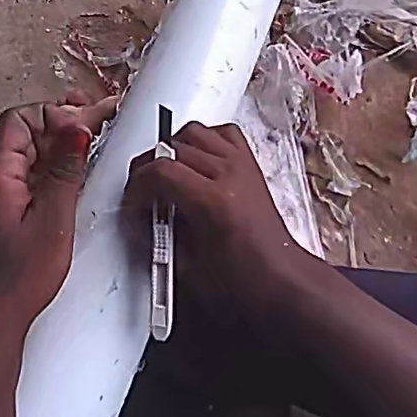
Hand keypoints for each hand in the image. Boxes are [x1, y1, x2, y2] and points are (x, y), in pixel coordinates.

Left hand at [0, 92, 117, 345]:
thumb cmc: (14, 283)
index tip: (87, 121)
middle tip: (98, 124)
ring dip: (58, 147)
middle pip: (24, 134)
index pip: (21, 120)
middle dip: (61, 125)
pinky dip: (51, 171)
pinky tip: (73, 177)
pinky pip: (27, 177)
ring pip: (27, 155)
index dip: (55, 114)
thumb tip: (76, 129)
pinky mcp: (1, 213)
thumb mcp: (52, 221)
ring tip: (92, 145)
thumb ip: (65, 171)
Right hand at [125, 121, 324, 320]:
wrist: (282, 281)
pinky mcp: (250, 166)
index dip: (137, 186)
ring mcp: (241, 166)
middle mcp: (229, 175)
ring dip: (172, 150)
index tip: (133, 204)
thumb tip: (141, 216)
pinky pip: (222, 135)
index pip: (160, 170)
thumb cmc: (244, 282)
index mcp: (213, 201)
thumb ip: (159, 233)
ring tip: (166, 176)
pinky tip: (195, 161)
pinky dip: (203, 141)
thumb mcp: (188, 265)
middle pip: (172, 148)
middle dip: (149, 171)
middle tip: (144, 196)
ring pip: (194, 134)